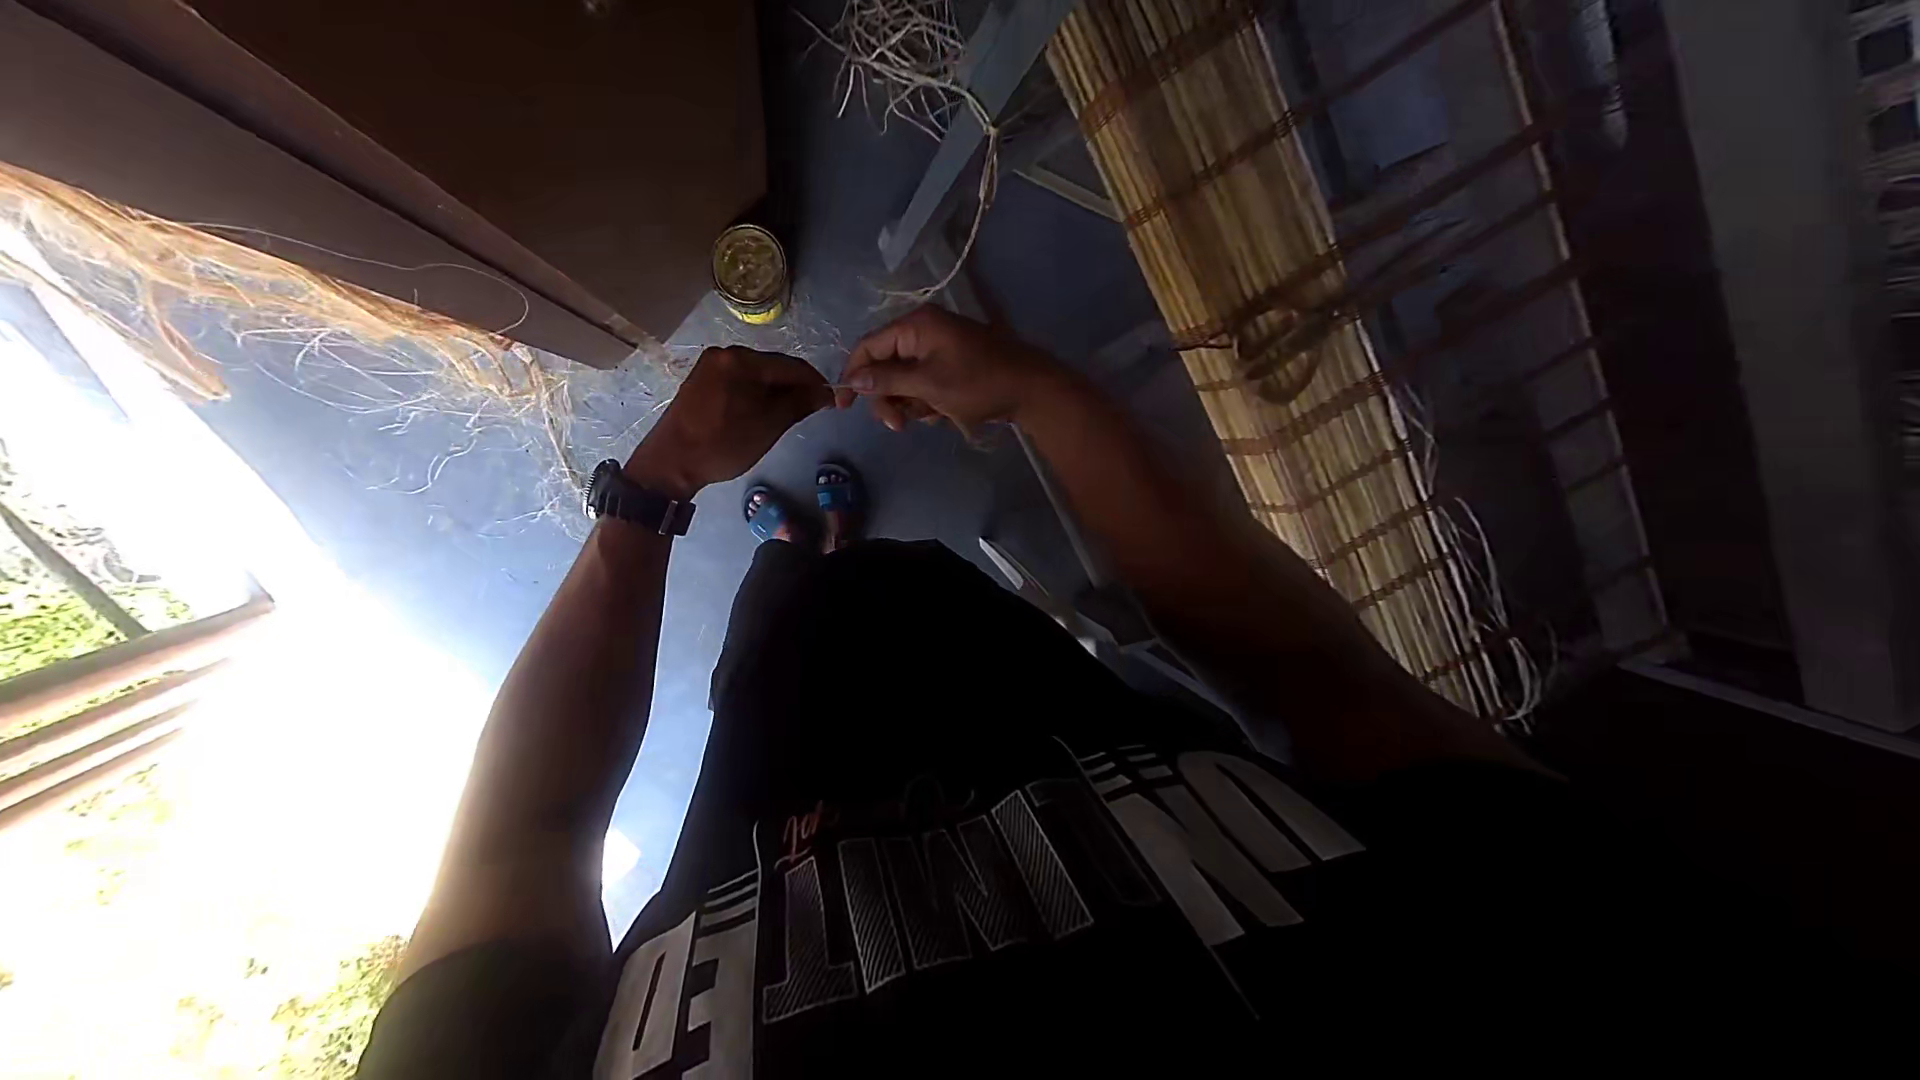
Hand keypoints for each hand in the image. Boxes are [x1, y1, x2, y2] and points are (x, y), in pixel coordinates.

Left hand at [626, 346, 830, 498]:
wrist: (671, 462)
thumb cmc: (723, 444)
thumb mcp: (768, 426)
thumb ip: (799, 404)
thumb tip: (825, 393)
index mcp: (742, 360)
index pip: (793, 366)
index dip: (816, 383)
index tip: (833, 401)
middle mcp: (726, 353)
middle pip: (774, 366)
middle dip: (796, 387)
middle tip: (813, 410)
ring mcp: (712, 365)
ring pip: (758, 374)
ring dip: (777, 391)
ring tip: (789, 414)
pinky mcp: (703, 378)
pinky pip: (741, 380)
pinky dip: (757, 393)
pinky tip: (763, 411)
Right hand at [836, 306, 1068, 433]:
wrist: (1031, 391)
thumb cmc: (978, 383)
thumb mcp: (928, 384)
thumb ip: (887, 380)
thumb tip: (853, 379)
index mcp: (916, 326)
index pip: (868, 346)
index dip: (853, 375)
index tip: (844, 406)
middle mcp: (924, 331)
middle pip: (885, 366)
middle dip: (889, 397)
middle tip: (899, 425)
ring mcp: (940, 348)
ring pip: (905, 380)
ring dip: (911, 403)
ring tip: (933, 415)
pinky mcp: (952, 365)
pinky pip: (926, 383)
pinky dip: (929, 401)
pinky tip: (946, 413)